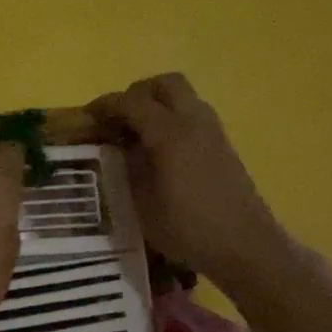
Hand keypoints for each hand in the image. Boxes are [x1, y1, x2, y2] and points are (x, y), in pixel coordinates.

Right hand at [89, 72, 289, 291]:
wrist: (244, 247)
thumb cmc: (187, 229)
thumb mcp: (142, 203)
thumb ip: (129, 167)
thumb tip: (120, 146)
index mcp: (170, 133)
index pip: (132, 101)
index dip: (106, 105)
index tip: (86, 117)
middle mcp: (193, 122)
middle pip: (164, 84)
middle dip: (137, 93)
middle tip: (118, 118)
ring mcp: (213, 132)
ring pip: (183, 96)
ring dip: (158, 104)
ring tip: (137, 133)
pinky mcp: (223, 145)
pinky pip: (194, 115)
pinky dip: (173, 118)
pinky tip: (161, 149)